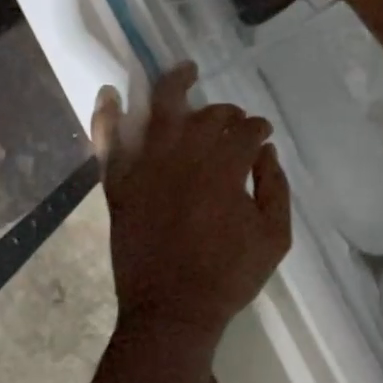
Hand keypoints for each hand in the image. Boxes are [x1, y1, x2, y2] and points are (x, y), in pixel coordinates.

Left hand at [92, 64, 290, 338]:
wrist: (171, 313)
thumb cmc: (227, 276)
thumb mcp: (275, 237)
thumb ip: (277, 187)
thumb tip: (265, 151)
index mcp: (224, 168)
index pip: (246, 131)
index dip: (258, 128)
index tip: (262, 134)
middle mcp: (185, 156)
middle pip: (209, 115)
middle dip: (227, 113)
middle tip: (233, 122)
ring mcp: (147, 166)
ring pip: (159, 109)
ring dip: (174, 83)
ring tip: (185, 69)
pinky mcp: (119, 183)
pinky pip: (107, 141)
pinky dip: (106, 114)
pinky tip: (110, 92)